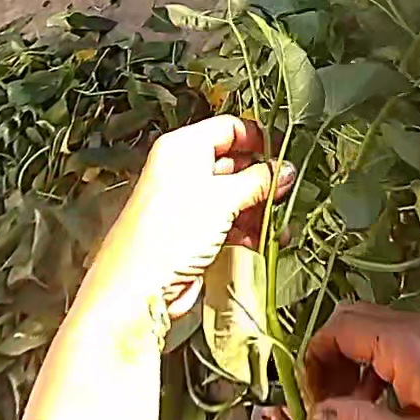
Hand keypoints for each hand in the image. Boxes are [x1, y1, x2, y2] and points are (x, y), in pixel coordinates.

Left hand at [85, 115, 293, 316]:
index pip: (229, 128)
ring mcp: (186, 202)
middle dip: (261, 178)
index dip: (258, 138)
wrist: (136, 292)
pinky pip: (225, 221)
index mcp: (183, 147)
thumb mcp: (223, 198)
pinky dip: (245, 228)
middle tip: (284, 188)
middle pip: (233, 163)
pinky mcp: (190, 233)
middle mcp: (182, 170)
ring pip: (232, 195)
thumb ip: (259, 181)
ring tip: (277, 219)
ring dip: (257, 207)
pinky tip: (263, 238)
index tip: (282, 152)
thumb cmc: (163, 236)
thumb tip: (282, 171)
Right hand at [302, 304, 419, 419]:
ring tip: (345, 417)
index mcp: (407, 342)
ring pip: (369, 332)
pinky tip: (378, 413)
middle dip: (327, 359)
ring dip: (348, 367)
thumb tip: (317, 415)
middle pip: (351, 320)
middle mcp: (415, 327)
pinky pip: (391, 347)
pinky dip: (371, 372)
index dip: (312, 361)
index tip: (305, 403)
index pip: (338, 327)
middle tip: (321, 408)